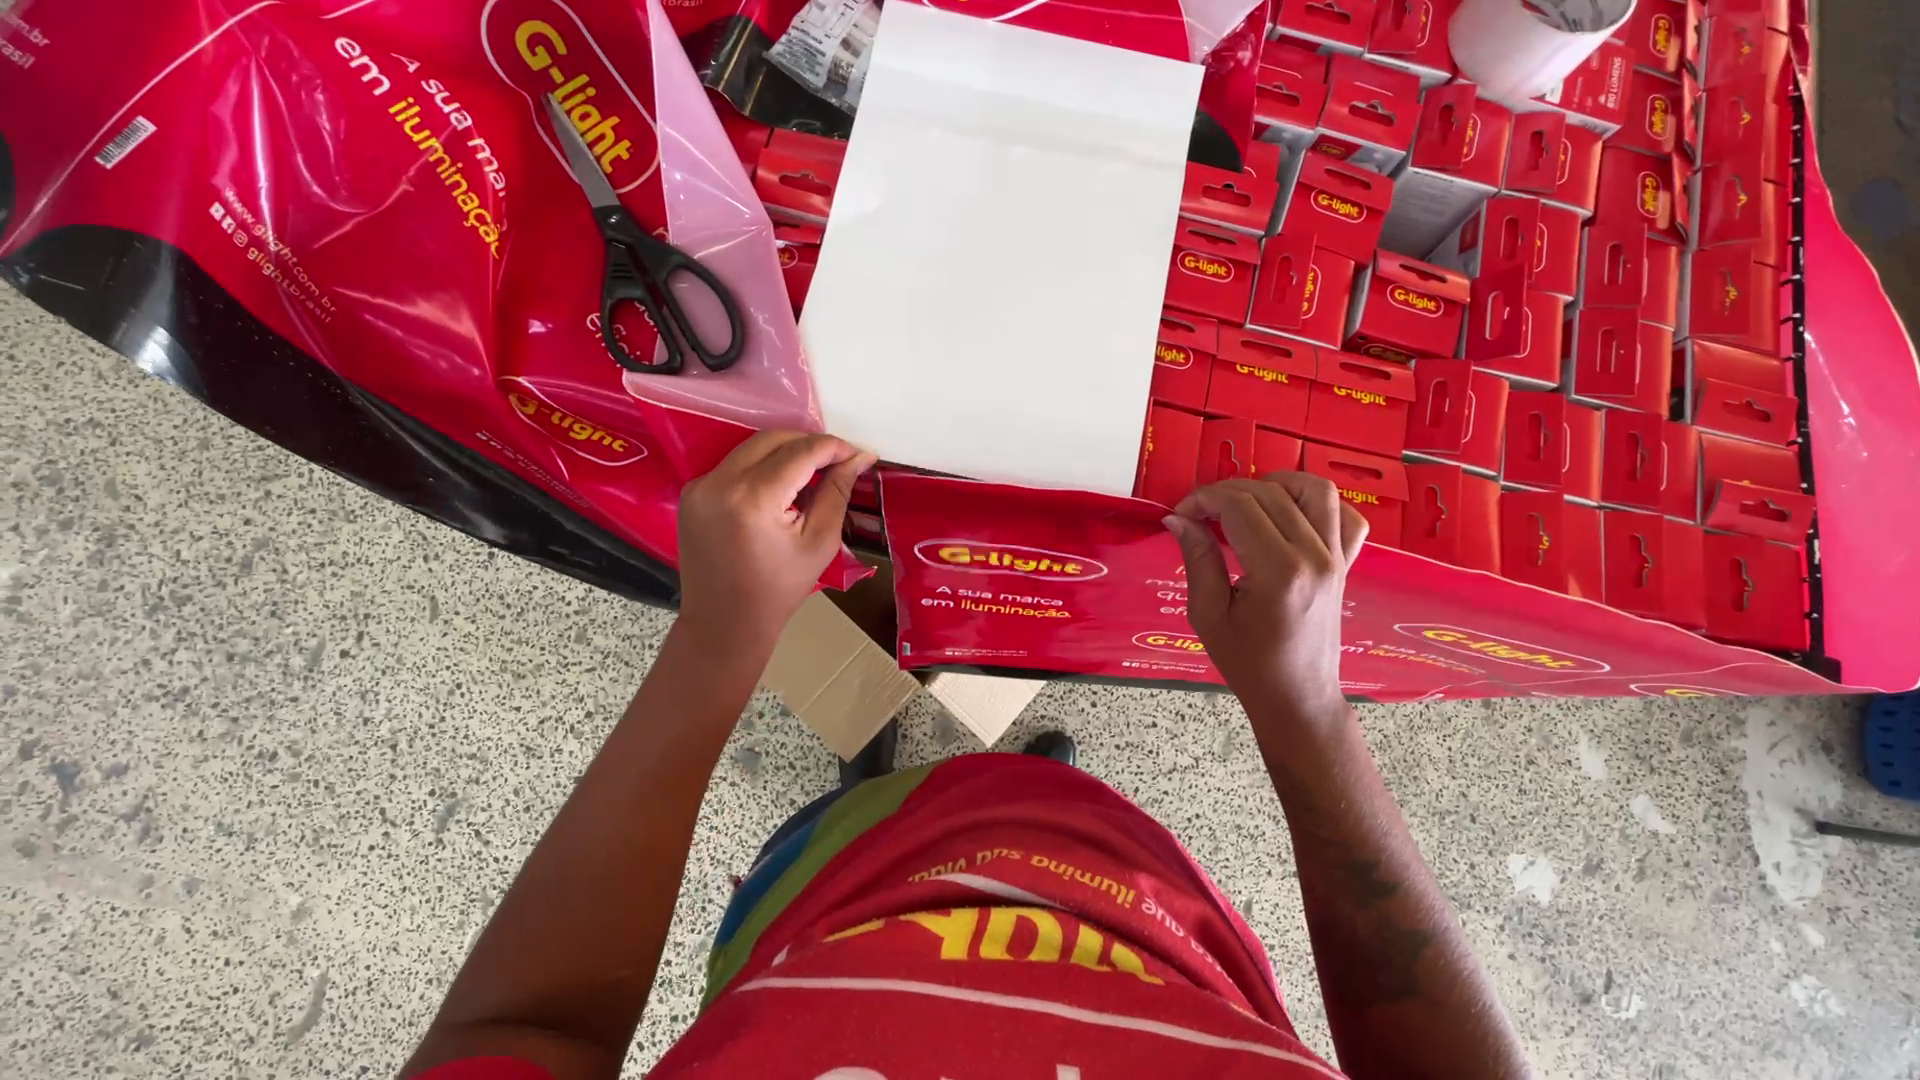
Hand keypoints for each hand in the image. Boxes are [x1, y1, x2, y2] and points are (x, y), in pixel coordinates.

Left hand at [676, 431, 874, 650]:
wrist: (724, 623)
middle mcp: (720, 482)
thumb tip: (858, 458)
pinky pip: (733, 465)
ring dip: (785, 452)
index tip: (857, 454)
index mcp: (754, 498)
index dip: (833, 448)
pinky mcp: (692, 493)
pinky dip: (760, 467)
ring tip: (812, 473)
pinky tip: (780, 489)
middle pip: (773, 439)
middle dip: (809, 444)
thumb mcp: (819, 542)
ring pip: (751, 448)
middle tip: (837, 461)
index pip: (801, 452)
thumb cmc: (778, 591)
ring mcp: (700, 486)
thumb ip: (836, 492)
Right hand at [1163, 473, 1366, 730]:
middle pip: (1270, 494)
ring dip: (1276, 485)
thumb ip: (1197, 559)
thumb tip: (1178, 519)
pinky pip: (1347, 517)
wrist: (1297, 696)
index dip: (1203, 500)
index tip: (1181, 514)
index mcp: (1279, 571)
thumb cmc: (1248, 663)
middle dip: (1226, 492)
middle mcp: (1314, 556)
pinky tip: (1291, 515)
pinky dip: (1320, 505)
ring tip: (1247, 502)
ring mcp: (1336, 557)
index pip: (1238, 507)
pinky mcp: (1346, 563)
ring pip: (1316, 491)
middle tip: (1200, 513)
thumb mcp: (1208, 615)